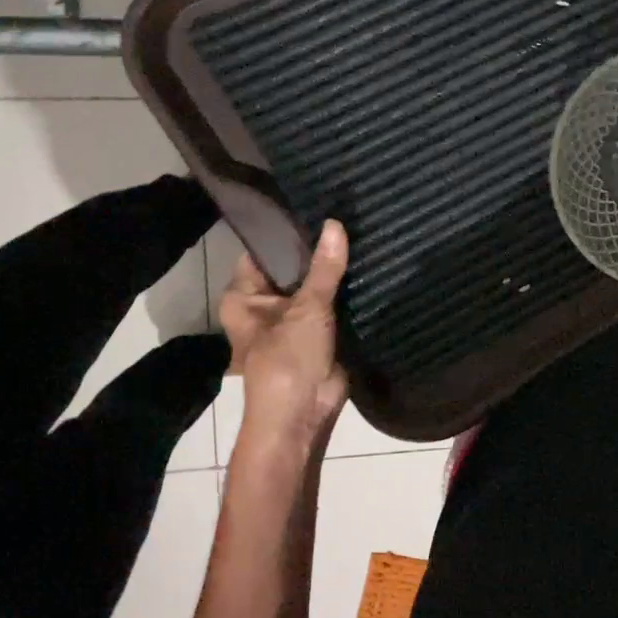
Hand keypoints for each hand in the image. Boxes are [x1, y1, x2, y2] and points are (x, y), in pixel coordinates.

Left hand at [219, 221, 349, 440]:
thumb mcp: (307, 308)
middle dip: (319, 249)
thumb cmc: (287, 359)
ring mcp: (294, 319)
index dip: (288, 231)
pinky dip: (349, 292)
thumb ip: (324, 267)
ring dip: (337, 272)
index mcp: (245, 296)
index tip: (317, 203)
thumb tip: (335, 223)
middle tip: (349, 213)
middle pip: (294, 267)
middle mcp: (266, 304)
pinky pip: (335, 304)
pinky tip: (372, 265)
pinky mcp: (321, 333)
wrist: (303, 414)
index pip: (264, 251)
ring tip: (365, 232)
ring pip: (317, 286)